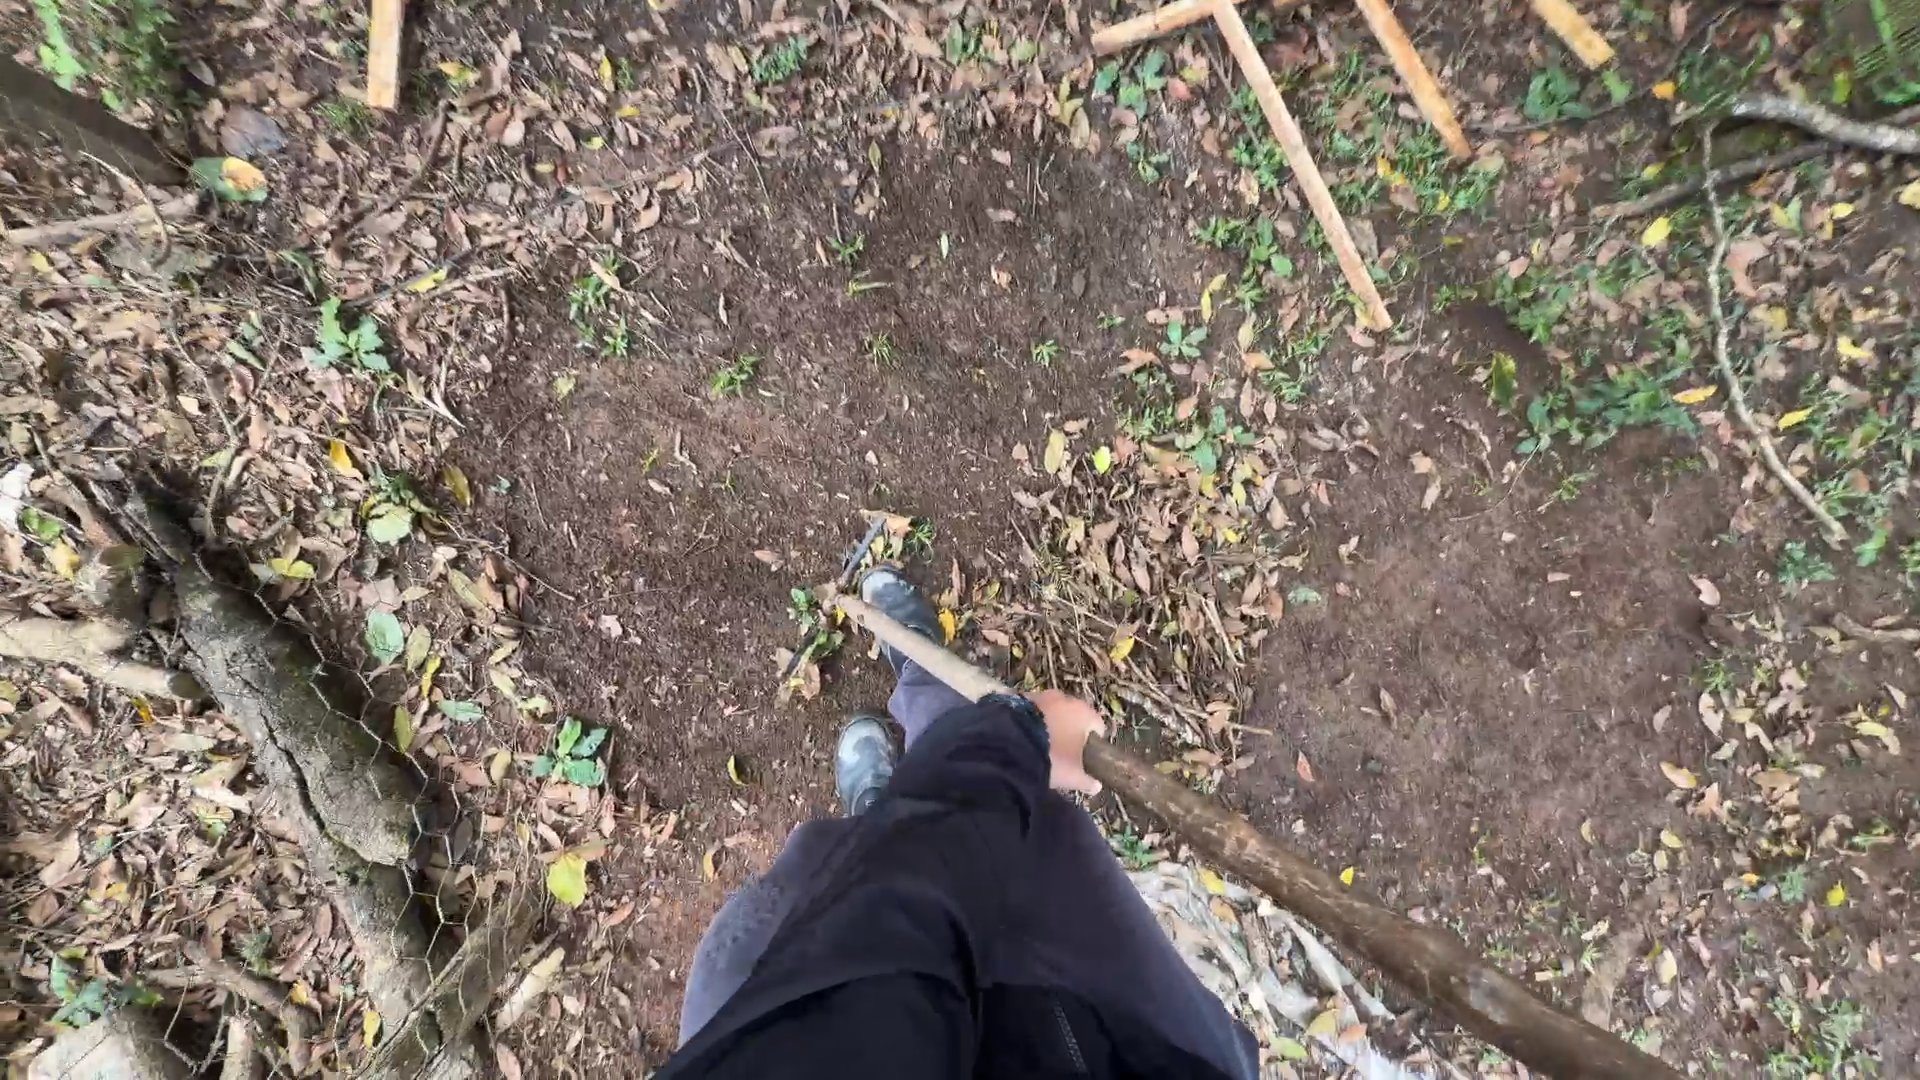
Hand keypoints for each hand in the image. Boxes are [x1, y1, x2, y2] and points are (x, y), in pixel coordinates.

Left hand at [1027, 689, 1105, 795]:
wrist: (1008, 745)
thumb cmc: (1051, 759)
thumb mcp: (1072, 776)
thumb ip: (1087, 781)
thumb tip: (1095, 786)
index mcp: (1083, 713)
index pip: (1097, 725)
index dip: (1094, 742)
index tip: (1087, 756)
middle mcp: (1064, 698)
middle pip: (1073, 715)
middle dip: (1070, 730)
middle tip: (1063, 752)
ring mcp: (1040, 695)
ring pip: (1051, 710)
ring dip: (1049, 723)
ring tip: (1040, 745)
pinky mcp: (1018, 697)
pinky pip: (1031, 710)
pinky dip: (1031, 720)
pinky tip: (1024, 737)